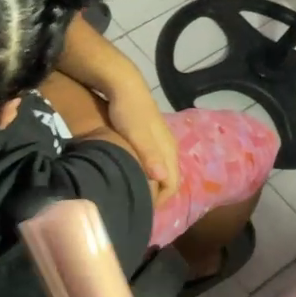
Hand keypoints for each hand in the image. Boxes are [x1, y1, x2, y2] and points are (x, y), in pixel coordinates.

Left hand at [104, 81, 180, 204]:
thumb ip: (149, 154)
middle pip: (169, 178)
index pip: (172, 183)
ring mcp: (160, 140)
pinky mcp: (149, 135)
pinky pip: (154, 160)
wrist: (123, 84)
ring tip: (137, 194)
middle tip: (140, 206)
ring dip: (153, 184)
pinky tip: (134, 173)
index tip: (145, 211)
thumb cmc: (128, 111)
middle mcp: (169, 146)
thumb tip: (161, 178)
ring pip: (162, 169)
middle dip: (158, 195)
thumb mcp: (137, 134)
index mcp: (168, 149)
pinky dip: (148, 171)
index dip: (161, 200)